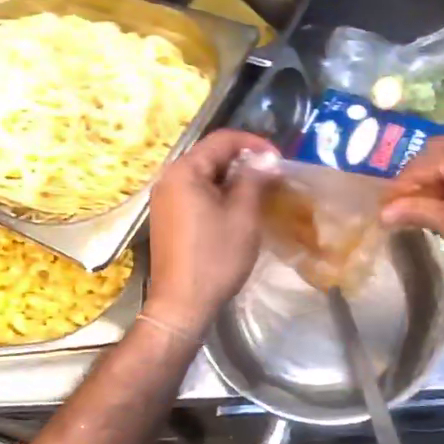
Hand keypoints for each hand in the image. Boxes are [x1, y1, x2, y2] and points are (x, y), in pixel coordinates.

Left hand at [144, 129, 277, 330]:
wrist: (181, 304)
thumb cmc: (215, 257)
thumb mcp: (243, 215)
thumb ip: (254, 179)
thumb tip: (266, 159)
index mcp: (185, 171)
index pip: (222, 140)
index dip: (254, 144)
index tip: (278, 159)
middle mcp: (169, 178)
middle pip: (210, 155)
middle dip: (243, 160)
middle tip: (272, 175)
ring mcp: (164, 198)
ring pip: (203, 175)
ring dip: (231, 178)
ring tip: (259, 191)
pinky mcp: (167, 217)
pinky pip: (195, 192)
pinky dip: (217, 193)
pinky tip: (236, 208)